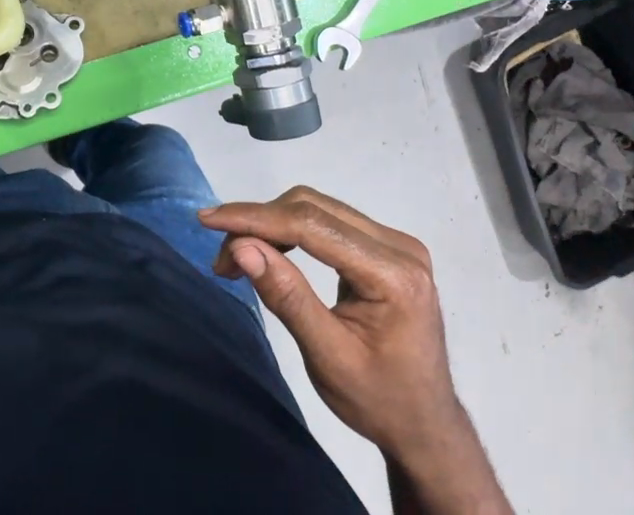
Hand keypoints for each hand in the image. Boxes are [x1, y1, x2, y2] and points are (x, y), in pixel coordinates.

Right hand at [199, 187, 467, 458]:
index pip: (312, 226)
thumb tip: (241, 248)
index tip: (208, 220)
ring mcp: (396, 244)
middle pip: (313, 208)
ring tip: (238, 258)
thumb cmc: (379, 400)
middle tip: (221, 260)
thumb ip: (287, 297)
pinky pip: (328, 222)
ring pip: (317, 209)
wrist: (425, 425)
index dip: (255, 218)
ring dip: (270, 225)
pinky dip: (290, 231)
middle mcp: (399, 246)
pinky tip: (269, 252)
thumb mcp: (327, 357)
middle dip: (258, 223)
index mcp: (393, 274)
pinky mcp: (385, 248)